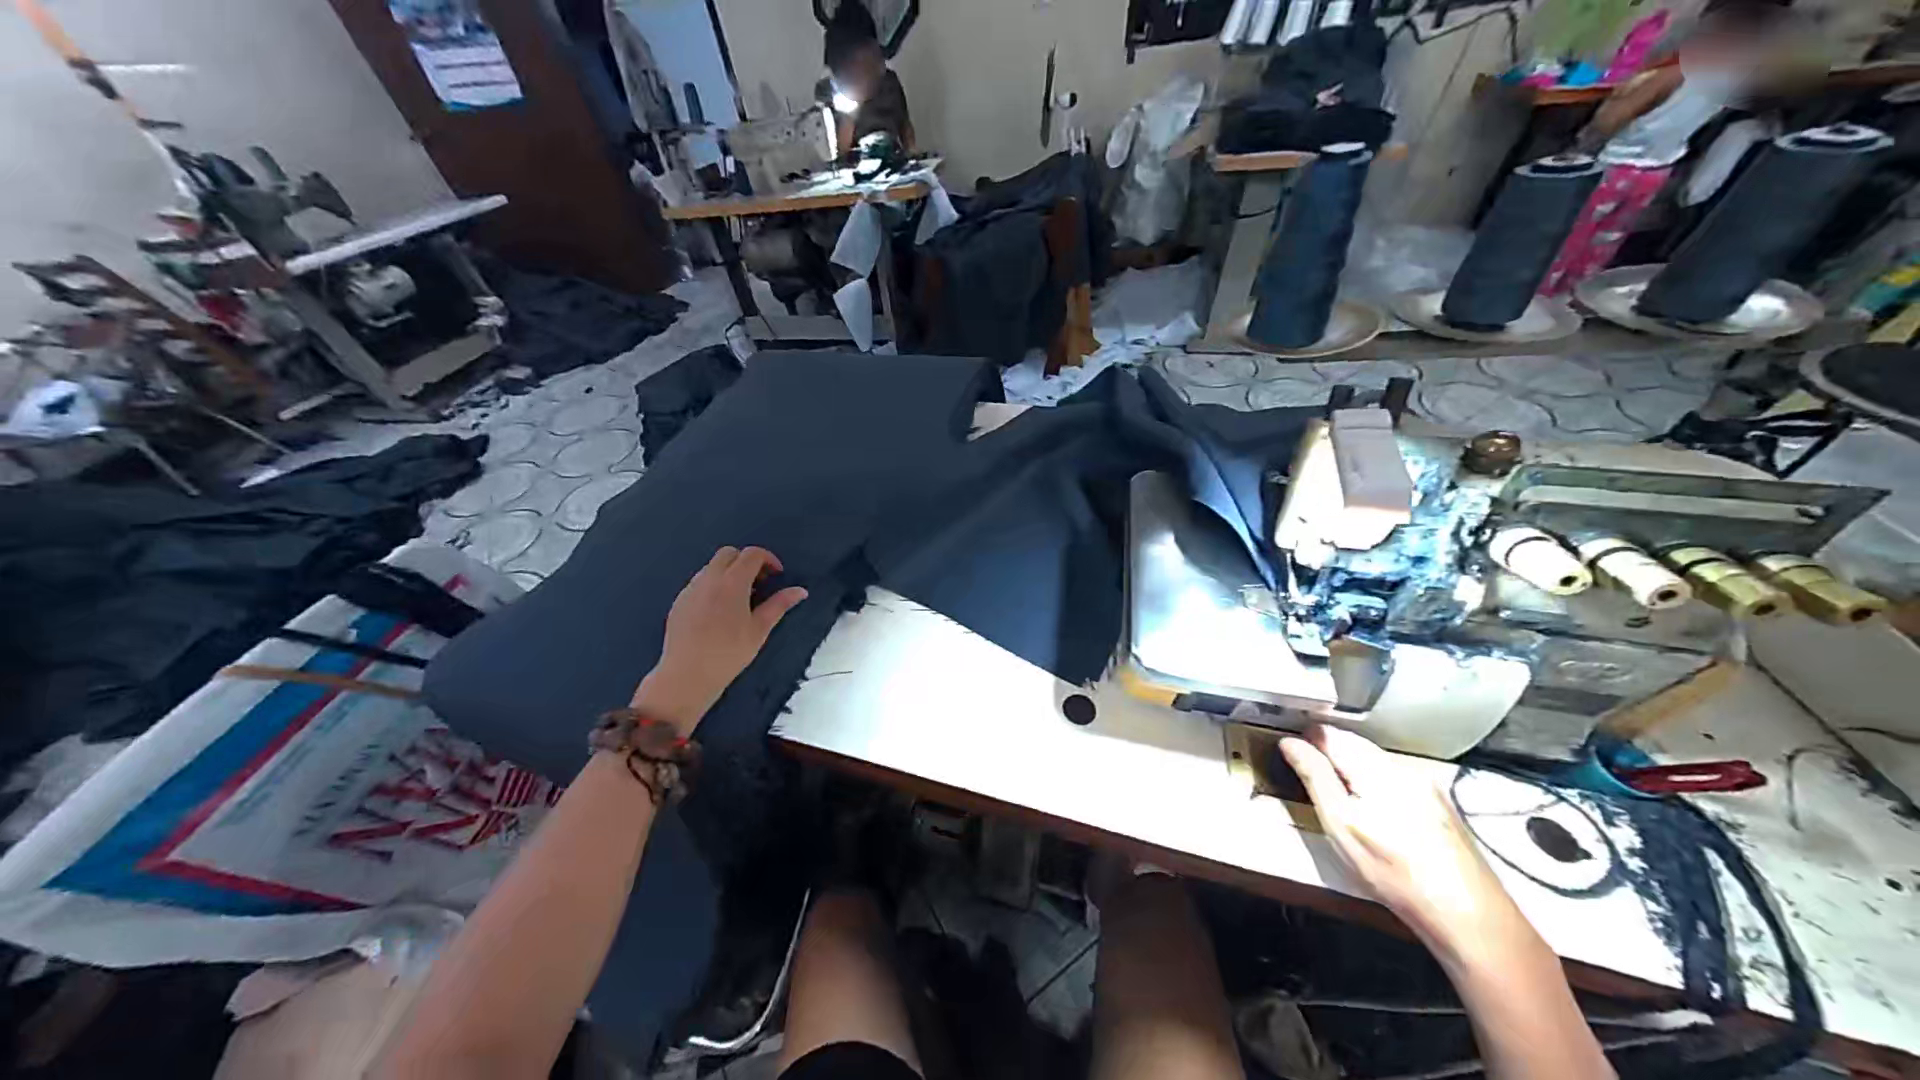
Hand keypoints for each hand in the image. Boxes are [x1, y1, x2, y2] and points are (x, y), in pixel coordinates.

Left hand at [630, 546, 807, 734]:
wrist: (687, 674)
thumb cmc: (729, 653)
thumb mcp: (760, 629)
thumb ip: (779, 605)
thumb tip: (800, 590)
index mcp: (732, 582)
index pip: (751, 554)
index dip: (768, 559)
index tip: (777, 575)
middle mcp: (708, 579)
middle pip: (729, 553)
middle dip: (747, 561)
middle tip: (759, 583)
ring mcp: (690, 589)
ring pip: (711, 567)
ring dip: (729, 572)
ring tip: (740, 598)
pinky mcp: (678, 601)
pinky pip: (698, 583)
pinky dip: (713, 585)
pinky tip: (719, 611)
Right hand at [1280, 725, 1524, 963]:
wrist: (1466, 915)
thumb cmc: (1394, 872)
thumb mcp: (1340, 825)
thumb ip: (1314, 777)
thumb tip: (1290, 744)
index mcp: (1376, 768)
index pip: (1328, 734)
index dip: (1304, 742)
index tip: (1291, 758)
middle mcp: (1403, 767)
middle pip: (1353, 743)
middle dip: (1328, 753)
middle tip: (1309, 778)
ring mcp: (1426, 783)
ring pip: (1374, 760)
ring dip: (1350, 767)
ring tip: (1339, 797)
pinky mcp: (1438, 802)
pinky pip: (1394, 776)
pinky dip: (1374, 782)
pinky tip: (1373, 810)